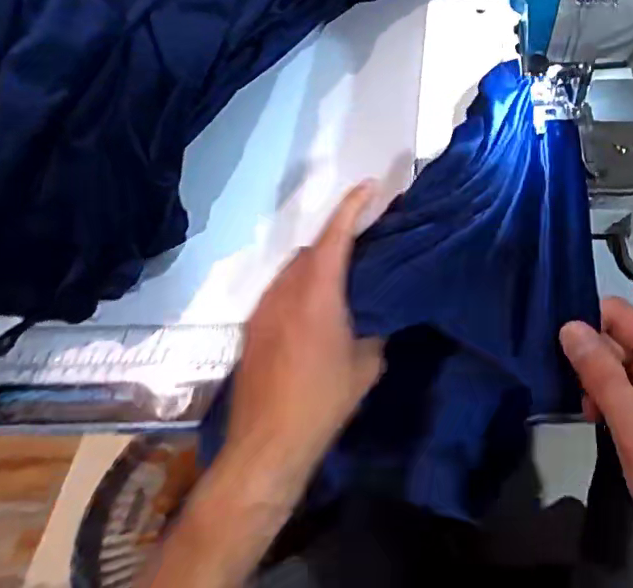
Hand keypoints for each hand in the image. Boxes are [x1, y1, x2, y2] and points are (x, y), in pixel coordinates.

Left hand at [148, 186, 386, 587]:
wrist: (265, 447)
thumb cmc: (323, 403)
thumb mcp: (367, 364)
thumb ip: (375, 326)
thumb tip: (380, 311)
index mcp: (318, 293)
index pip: (336, 235)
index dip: (352, 205)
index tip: (369, 185)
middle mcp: (286, 291)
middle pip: (314, 249)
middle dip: (338, 239)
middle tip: (365, 246)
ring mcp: (264, 308)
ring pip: (294, 269)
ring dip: (318, 265)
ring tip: (342, 281)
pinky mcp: (252, 328)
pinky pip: (280, 291)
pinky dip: (301, 287)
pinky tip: (315, 313)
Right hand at [561, 298, 632, 587]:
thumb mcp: (628, 420)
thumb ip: (598, 370)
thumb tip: (569, 326)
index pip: (621, 313)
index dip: (589, 323)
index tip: (562, 347)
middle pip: (619, 334)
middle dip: (593, 357)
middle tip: (579, 391)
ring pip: (619, 357)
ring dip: (599, 378)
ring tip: (590, 410)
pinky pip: (626, 378)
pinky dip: (608, 392)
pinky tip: (599, 415)